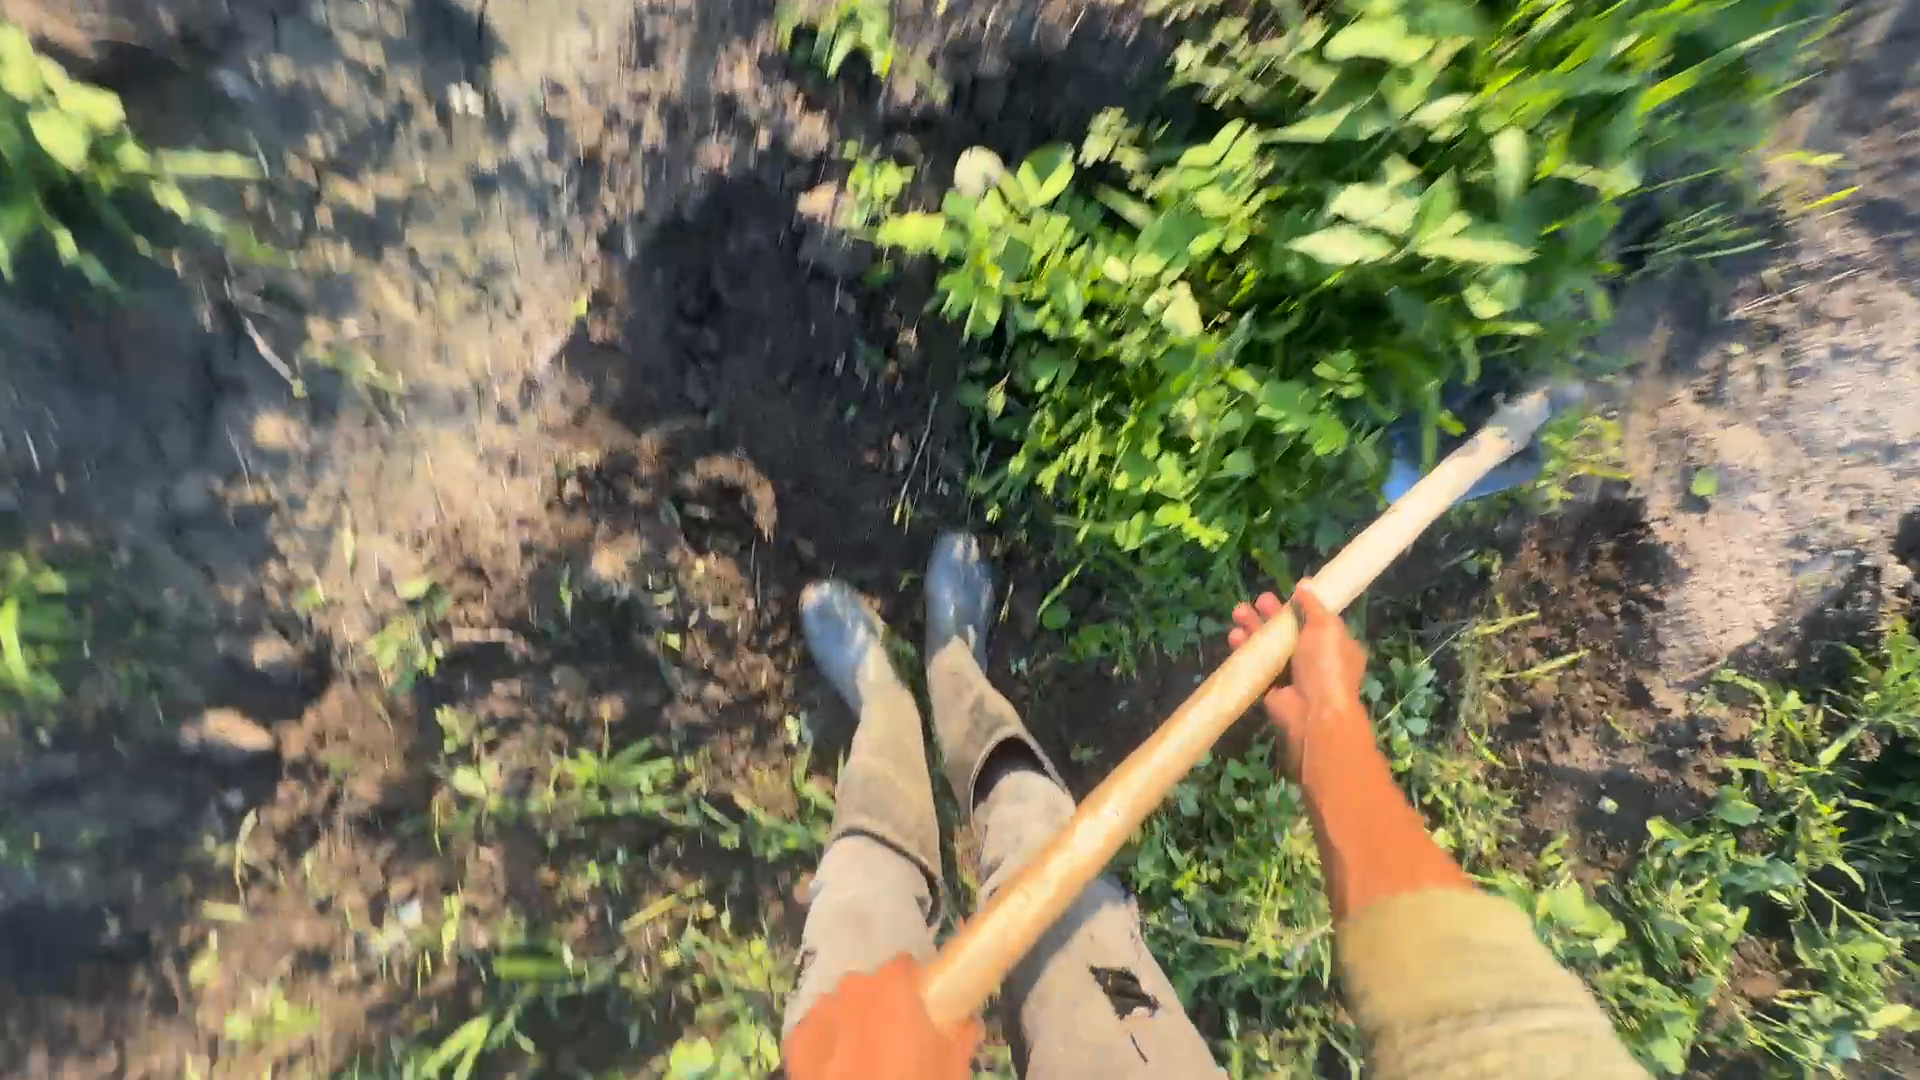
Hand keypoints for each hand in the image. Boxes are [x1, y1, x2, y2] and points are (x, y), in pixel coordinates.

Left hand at [784, 954, 980, 1079]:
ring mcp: (821, 1012)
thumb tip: (966, 1024)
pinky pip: (816, 1032)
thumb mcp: (952, 1069)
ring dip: (852, 1025)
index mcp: (894, 984)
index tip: (922, 1014)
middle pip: (870, 987)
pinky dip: (826, 1047)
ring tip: (864, 1065)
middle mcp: (854, 987)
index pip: (905, 967)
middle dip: (881, 1009)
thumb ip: (960, 1037)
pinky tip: (837, 1073)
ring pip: (841, 1007)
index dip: (914, 988)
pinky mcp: (797, 1042)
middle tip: (895, 1046)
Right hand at [1228, 582, 1367, 753]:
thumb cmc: (1326, 665)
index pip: (1314, 621)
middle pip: (1287, 630)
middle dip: (1271, 614)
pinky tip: (1234, 636)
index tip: (1285, 594)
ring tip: (1238, 612)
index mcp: (1334, 644)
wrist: (1313, 710)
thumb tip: (1305, 584)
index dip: (1299, 607)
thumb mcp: (1327, 627)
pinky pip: (1255, 662)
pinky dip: (1244, 648)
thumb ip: (1313, 605)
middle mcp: (1313, 658)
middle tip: (1258, 601)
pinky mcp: (1270, 684)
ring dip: (1253, 627)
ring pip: (1268, 644)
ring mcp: (1290, 672)